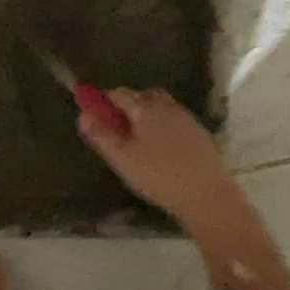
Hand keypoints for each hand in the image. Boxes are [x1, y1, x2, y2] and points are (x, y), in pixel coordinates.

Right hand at [78, 88, 233, 218]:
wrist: (207, 195)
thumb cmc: (158, 176)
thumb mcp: (122, 158)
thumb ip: (101, 135)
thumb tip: (83, 115)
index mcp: (146, 108)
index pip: (119, 94)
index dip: (103, 101)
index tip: (95, 116)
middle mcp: (168, 106)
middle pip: (142, 96)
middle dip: (127, 106)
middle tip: (117, 130)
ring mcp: (186, 118)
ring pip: (161, 107)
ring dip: (146, 115)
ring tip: (138, 140)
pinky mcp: (199, 133)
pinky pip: (174, 120)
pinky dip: (163, 126)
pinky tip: (161, 149)